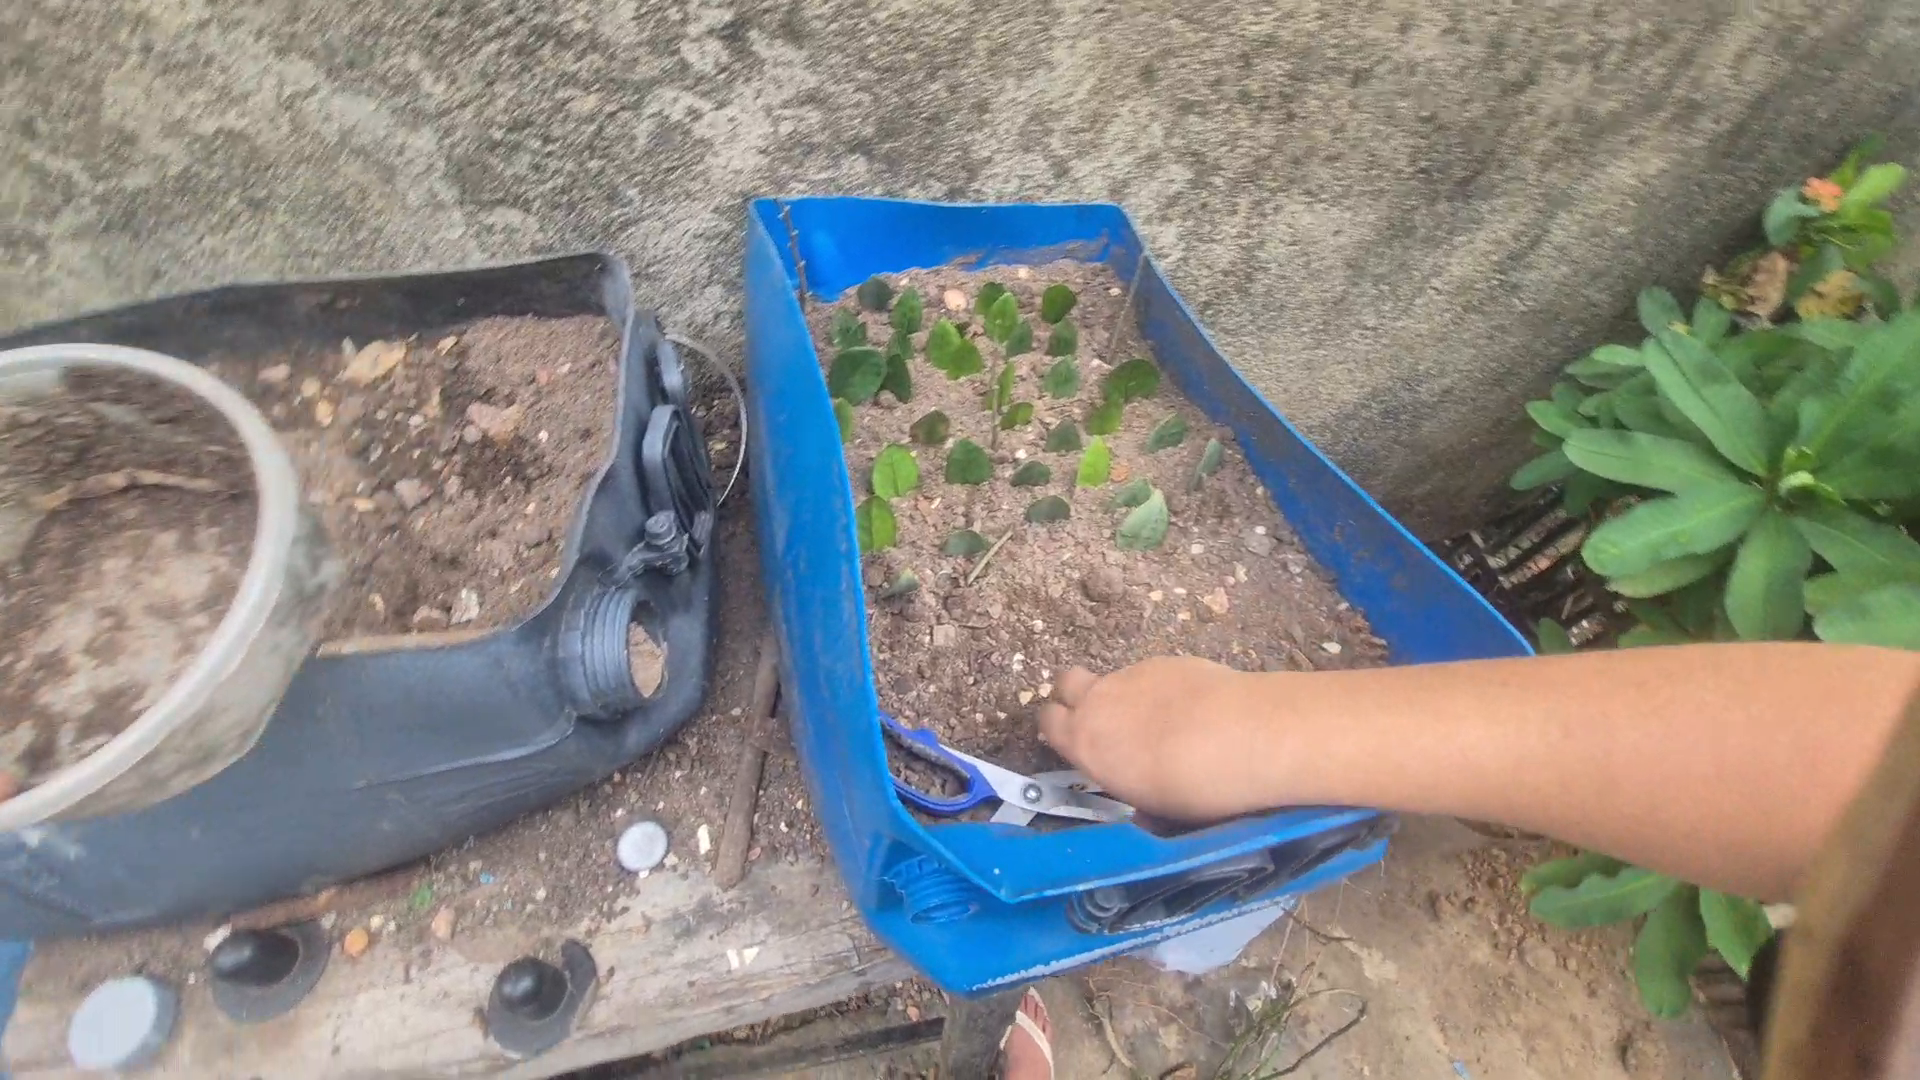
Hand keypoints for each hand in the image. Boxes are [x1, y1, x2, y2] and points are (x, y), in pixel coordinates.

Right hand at [1037, 657, 1275, 822]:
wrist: (1241, 736)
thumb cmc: (1191, 788)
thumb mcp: (1152, 807)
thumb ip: (1132, 794)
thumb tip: (1140, 806)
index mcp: (1084, 742)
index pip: (1048, 721)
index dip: (1059, 728)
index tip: (1077, 741)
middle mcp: (1098, 701)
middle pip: (1065, 681)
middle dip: (1076, 695)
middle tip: (1104, 720)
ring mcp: (1130, 675)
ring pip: (1113, 679)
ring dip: (1126, 696)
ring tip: (1165, 722)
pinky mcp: (1163, 661)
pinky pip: (1151, 674)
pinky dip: (1162, 689)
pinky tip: (1194, 709)